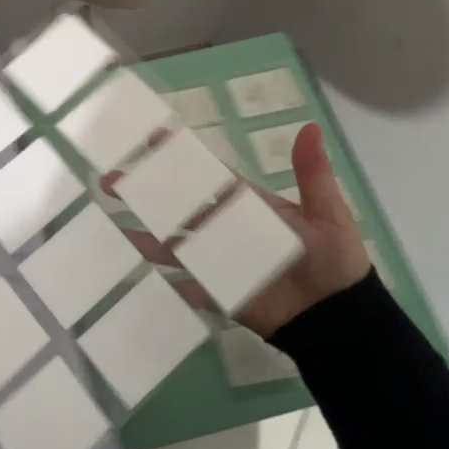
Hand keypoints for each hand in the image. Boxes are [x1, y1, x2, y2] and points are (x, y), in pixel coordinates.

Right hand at [96, 123, 368, 337]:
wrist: (338, 320)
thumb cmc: (335, 260)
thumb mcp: (327, 213)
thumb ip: (312, 174)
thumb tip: (311, 127)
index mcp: (247, 201)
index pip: (207, 172)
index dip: (180, 154)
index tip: (152, 134)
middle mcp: (226, 224)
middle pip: (180, 202)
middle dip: (147, 187)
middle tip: (112, 175)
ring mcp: (218, 257)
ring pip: (173, 237)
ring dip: (144, 225)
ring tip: (111, 213)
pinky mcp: (216, 288)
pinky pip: (182, 277)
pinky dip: (158, 267)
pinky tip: (130, 255)